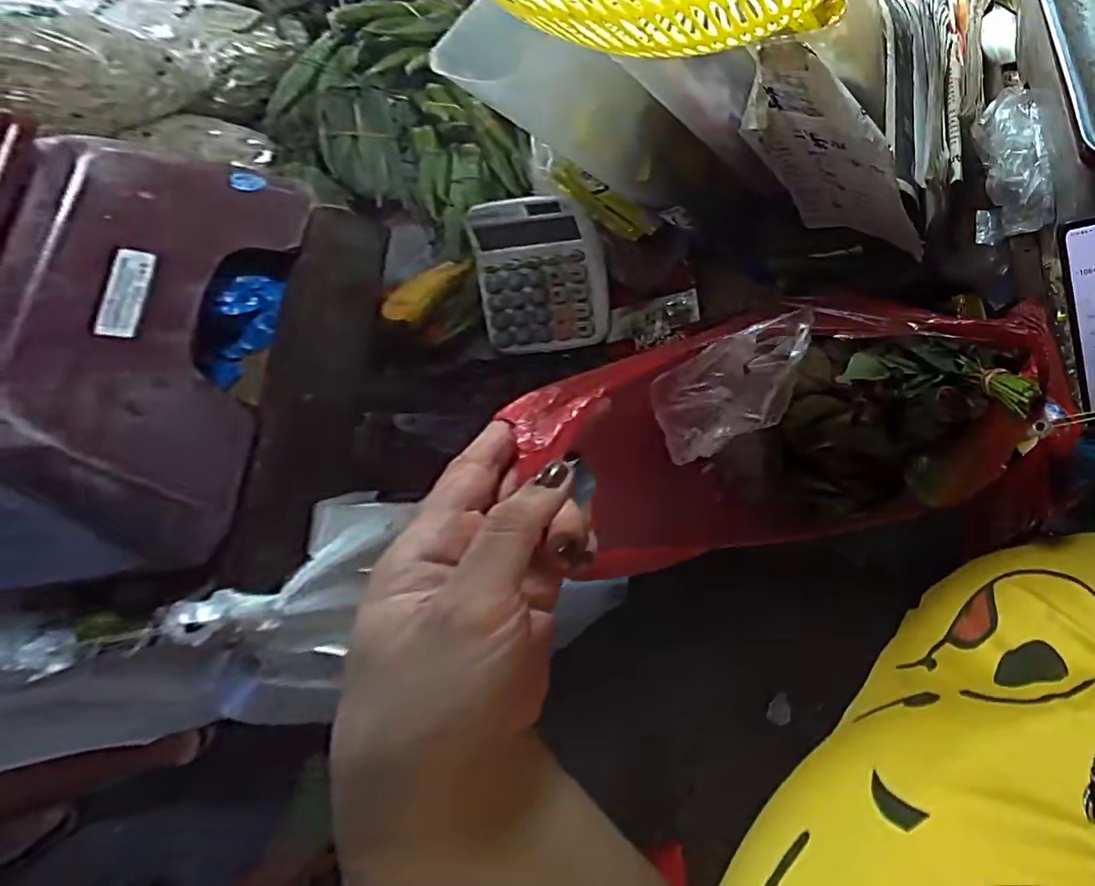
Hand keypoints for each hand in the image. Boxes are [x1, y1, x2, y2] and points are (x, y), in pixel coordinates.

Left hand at [332, 421, 590, 870]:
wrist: (456, 773)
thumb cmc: (437, 686)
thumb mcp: (469, 604)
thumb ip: (514, 531)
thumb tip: (557, 468)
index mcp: (423, 551)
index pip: (465, 480)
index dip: (500, 441)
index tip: (540, 406)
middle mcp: (461, 556)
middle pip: (514, 496)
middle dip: (547, 485)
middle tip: (580, 483)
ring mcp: (499, 579)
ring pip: (544, 522)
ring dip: (567, 522)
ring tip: (577, 547)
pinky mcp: (533, 600)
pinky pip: (560, 552)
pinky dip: (576, 546)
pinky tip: (584, 556)